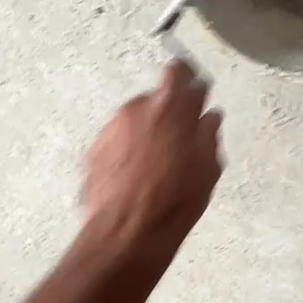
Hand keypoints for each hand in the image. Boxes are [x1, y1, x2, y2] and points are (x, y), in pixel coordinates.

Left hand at [79, 61, 222, 274]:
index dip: (188, 79)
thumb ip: (208, 133)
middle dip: (169, 112)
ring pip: (136, 119)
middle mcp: (137, 109)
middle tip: (182, 139)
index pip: (178, 70)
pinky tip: (140, 174)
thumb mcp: (208, 166)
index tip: (195, 91)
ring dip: (148, 131)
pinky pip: (118, 139)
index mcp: (170, 107)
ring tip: (159, 162)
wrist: (127, 232)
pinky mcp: (94, 150)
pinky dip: (129, 149)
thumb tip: (208, 118)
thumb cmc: (174, 200)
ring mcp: (111, 129)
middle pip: (156, 97)